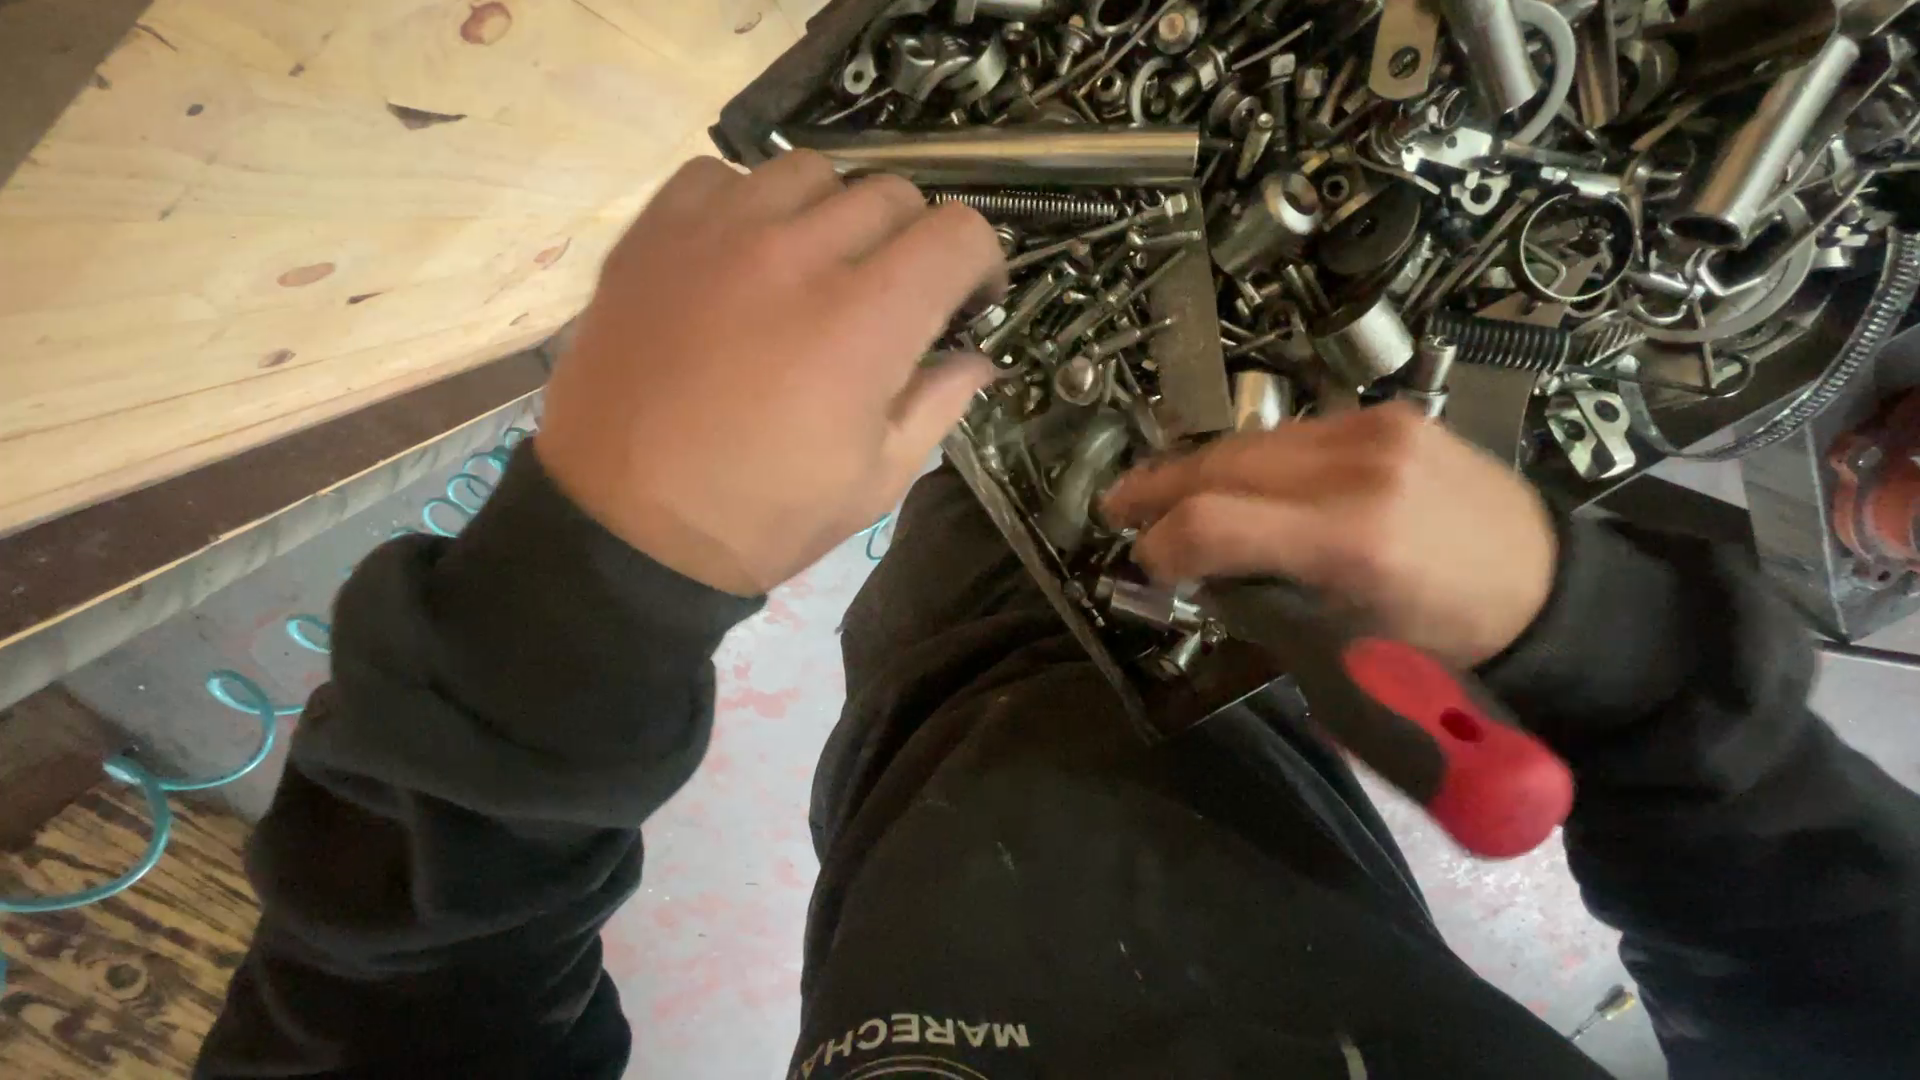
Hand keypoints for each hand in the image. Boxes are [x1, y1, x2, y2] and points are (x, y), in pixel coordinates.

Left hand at [535, 152, 1004, 595]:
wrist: (626, 528)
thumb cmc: (764, 517)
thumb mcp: (875, 481)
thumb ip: (938, 404)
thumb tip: (976, 358)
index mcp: (864, 323)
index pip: (957, 234)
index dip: (981, 261)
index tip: (968, 298)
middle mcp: (796, 254)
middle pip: (892, 195)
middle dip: (914, 243)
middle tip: (894, 297)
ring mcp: (717, 233)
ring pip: (811, 174)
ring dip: (837, 216)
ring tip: (818, 271)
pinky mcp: (654, 233)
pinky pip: (724, 177)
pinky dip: (753, 206)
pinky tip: (745, 259)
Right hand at [1102, 405, 1556, 666]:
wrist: (1554, 590)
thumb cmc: (1444, 642)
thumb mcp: (1344, 645)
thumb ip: (1256, 599)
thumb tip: (1189, 571)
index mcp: (1353, 542)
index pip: (1214, 523)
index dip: (1160, 542)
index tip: (1140, 562)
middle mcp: (1360, 468)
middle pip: (1221, 465)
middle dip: (1156, 489)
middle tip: (1115, 507)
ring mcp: (1377, 430)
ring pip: (1249, 442)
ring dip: (1195, 468)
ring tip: (1158, 489)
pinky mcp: (1388, 415)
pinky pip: (1289, 434)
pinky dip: (1247, 459)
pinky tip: (1229, 478)